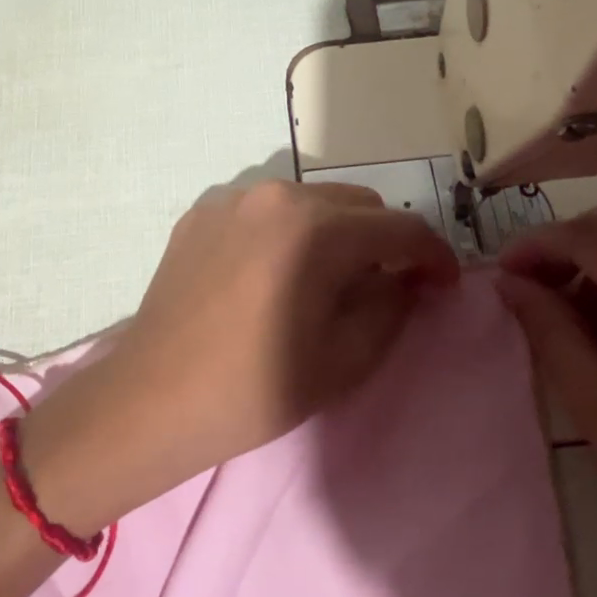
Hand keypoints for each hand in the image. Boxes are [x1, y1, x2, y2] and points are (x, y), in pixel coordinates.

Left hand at [25, 180, 458, 531]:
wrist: (152, 401)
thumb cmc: (255, 390)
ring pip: (310, 203)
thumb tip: (407, 277)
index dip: (433, 255)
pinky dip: (287, 233)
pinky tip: (275, 276)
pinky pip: (264, 211)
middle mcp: (275, 194)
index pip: (400, 227)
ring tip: (328, 281)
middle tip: (387, 286)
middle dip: (383, 241)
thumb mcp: (346, 358)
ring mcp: (231, 199)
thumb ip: (392, 305)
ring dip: (335, 234)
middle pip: (357, 205)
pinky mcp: (200, 213)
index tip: (444, 283)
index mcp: (315, 228)